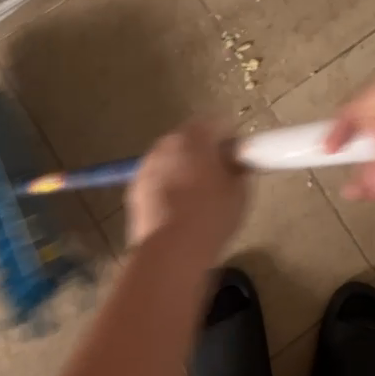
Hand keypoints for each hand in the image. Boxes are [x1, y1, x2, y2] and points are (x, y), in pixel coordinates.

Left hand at [125, 117, 246, 258]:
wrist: (170, 251)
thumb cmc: (211, 216)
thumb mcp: (240, 191)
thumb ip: (239, 168)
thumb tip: (237, 162)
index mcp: (195, 136)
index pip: (219, 124)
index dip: (231, 141)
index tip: (238, 161)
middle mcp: (167, 143)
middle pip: (191, 139)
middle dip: (205, 152)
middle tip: (220, 178)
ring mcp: (147, 165)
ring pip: (171, 159)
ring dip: (183, 169)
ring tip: (197, 199)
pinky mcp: (134, 189)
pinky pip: (157, 180)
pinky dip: (167, 188)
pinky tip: (178, 211)